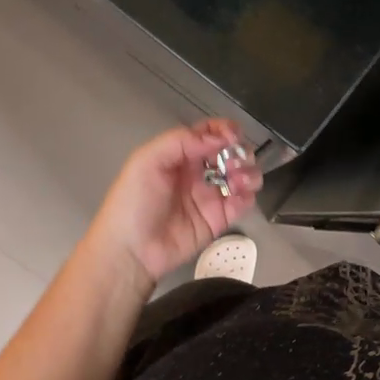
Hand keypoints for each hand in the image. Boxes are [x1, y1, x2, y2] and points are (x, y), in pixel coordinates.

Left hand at [87, 119, 262, 284]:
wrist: (132, 250)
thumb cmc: (133, 202)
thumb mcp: (147, 161)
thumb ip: (181, 141)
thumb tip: (220, 139)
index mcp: (179, 155)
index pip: (208, 133)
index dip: (224, 130)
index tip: (232, 136)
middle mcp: (198, 172)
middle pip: (231, 152)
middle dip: (239, 151)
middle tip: (233, 162)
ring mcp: (210, 196)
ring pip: (242, 175)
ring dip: (248, 172)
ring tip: (239, 181)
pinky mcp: (220, 219)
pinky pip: (243, 202)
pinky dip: (248, 195)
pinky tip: (240, 196)